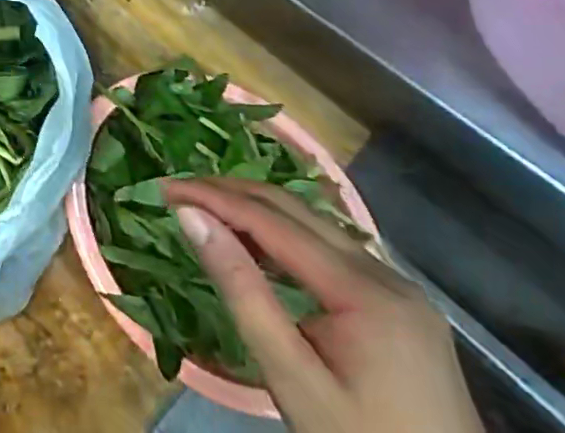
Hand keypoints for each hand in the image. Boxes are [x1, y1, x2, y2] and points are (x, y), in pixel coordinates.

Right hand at [163, 178, 483, 432]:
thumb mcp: (292, 377)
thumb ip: (242, 292)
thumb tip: (190, 217)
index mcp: (365, 291)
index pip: (273, 221)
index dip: (214, 198)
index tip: (164, 188)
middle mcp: (387, 274)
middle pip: (297, 211)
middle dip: (232, 194)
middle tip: (177, 190)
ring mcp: (399, 288)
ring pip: (315, 226)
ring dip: (257, 212)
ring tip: (204, 211)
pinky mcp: (400, 305)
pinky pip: (332, 251)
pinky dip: (285, 239)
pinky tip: (256, 247)